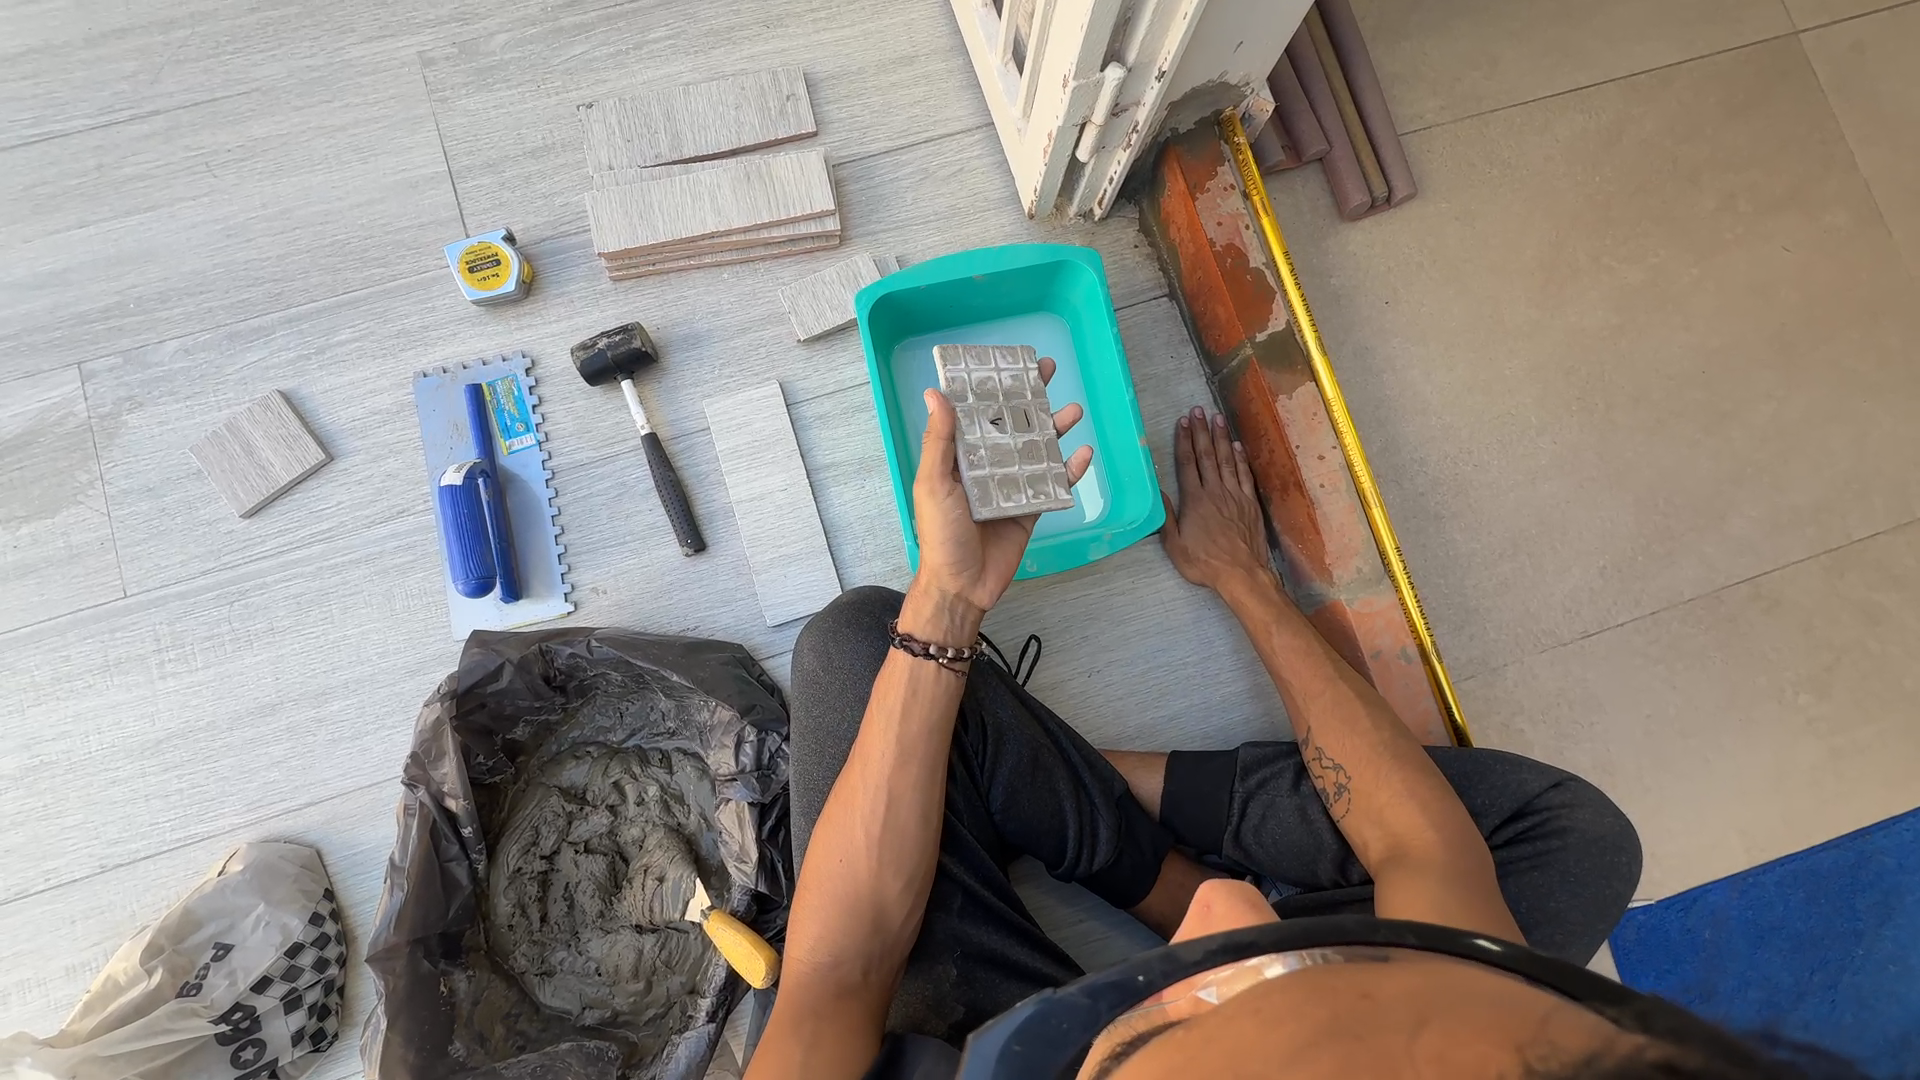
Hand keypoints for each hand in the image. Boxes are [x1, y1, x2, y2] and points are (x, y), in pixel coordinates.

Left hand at [909, 357, 1092, 632]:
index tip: (1012, 364)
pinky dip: (1070, 471)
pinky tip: (1084, 454)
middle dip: (1032, 399)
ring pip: (1038, 451)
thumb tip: (935, 394)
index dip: (995, 389)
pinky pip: (1053, 485)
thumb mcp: (933, 483)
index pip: (979, 414)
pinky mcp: (1030, 510)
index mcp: (960, 458)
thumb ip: (939, 440)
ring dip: (1055, 430)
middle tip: (1051, 371)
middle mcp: (987, 468)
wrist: (962, 585)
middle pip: (1013, 426)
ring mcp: (1011, 488)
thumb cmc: (941, 535)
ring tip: (1074, 410)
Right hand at [1160, 406, 1270, 592]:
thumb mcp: (1174, 545)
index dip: (1184, 441)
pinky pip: (1245, 475)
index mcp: (1194, 501)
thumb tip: (1158, 492)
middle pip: (1207, 456)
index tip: (1183, 423)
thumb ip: (1166, 518)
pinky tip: (1237, 446)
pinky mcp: (1250, 504)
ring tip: (1217, 419)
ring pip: (1227, 460)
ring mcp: (1235, 496)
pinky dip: (1241, 459)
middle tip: (1198, 411)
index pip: (1187, 464)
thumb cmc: (1204, 563)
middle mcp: (1215, 492)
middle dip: (1201, 431)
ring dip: (1221, 438)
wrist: (1241, 573)